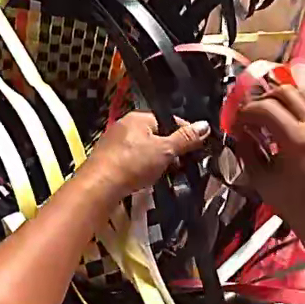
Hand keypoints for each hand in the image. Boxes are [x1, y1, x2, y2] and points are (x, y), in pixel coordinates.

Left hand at [80, 112, 210, 200]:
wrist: (99, 185)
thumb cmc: (132, 163)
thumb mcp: (165, 150)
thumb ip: (185, 139)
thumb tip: (204, 125)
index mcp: (138, 117)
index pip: (168, 120)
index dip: (185, 133)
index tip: (196, 147)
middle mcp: (124, 126)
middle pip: (155, 134)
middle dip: (170, 149)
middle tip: (181, 164)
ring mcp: (114, 143)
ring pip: (143, 148)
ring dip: (156, 160)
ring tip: (165, 173)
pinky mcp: (108, 160)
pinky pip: (131, 160)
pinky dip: (141, 168)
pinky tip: (145, 179)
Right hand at [230, 84, 304, 245]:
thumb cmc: (291, 202)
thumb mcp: (260, 178)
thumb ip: (247, 150)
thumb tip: (238, 131)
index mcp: (296, 140)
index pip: (265, 107)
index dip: (245, 111)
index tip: (234, 122)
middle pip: (284, 92)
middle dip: (260, 99)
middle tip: (247, 115)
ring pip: (300, 92)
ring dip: (278, 97)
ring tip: (264, 112)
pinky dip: (294, 101)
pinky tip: (282, 115)